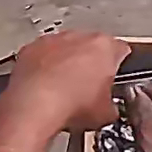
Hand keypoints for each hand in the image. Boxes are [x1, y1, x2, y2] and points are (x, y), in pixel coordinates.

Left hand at [0, 31, 128, 134]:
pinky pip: (40, 56)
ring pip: (64, 48)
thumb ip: (111, 105)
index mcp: (104, 47)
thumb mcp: (105, 113)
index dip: (119, 65)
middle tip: (88, 86)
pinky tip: (43, 87)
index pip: (121, 50)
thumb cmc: (70, 103)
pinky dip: (42, 67)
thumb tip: (108, 111)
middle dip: (90, 63)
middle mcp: (79, 37)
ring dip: (65, 63)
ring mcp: (52, 41)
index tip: (115, 75)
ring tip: (63, 89)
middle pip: (91, 46)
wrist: (35, 105)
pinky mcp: (30, 49)